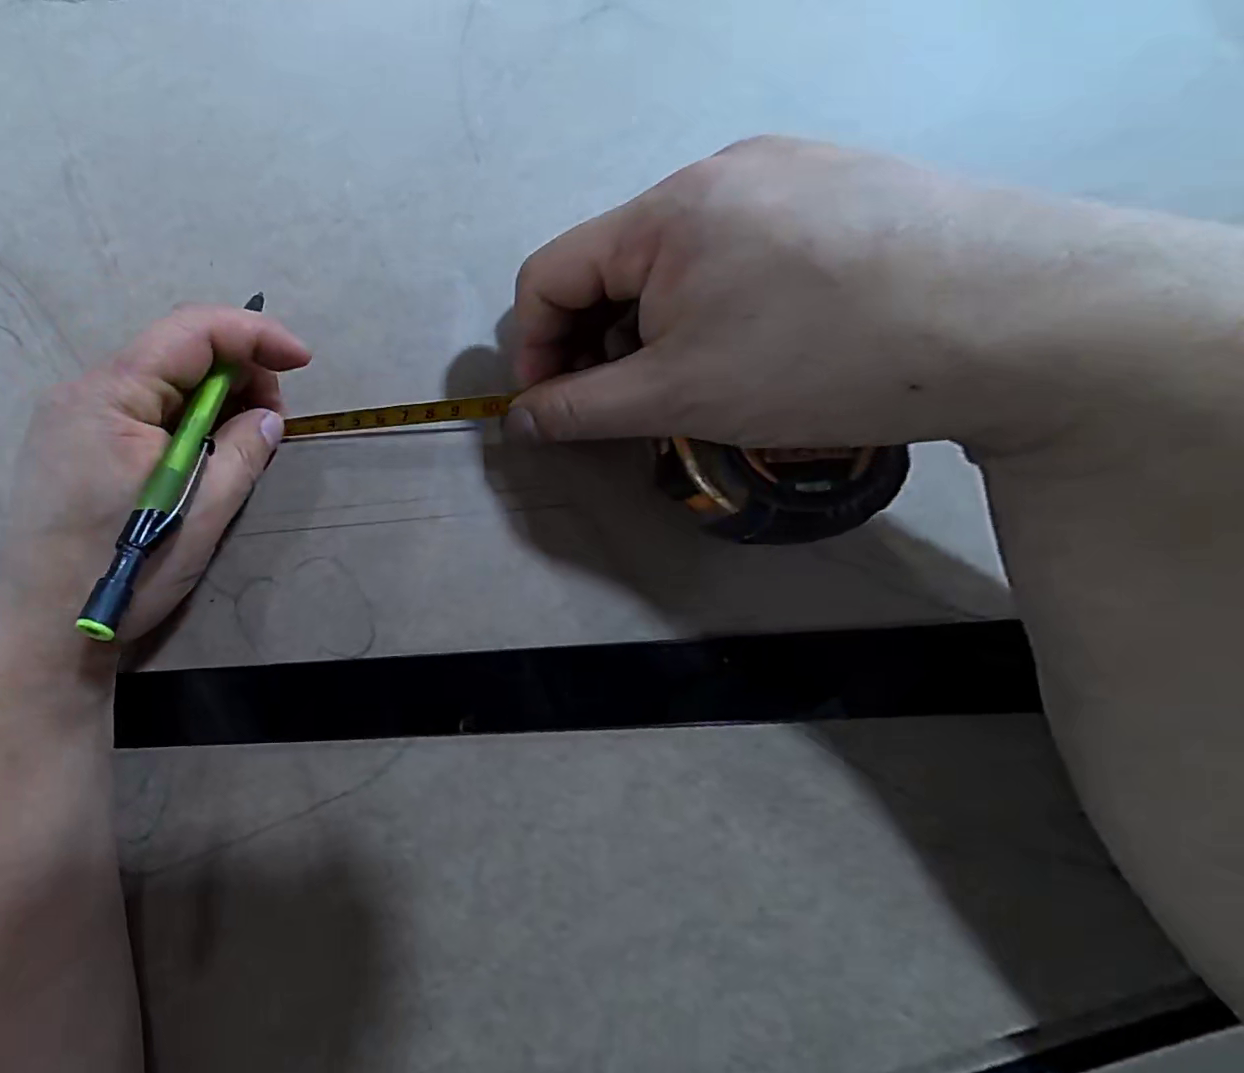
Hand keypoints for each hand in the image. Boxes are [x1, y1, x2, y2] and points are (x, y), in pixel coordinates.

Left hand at [0, 306, 310, 658]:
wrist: (41, 629)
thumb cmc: (123, 571)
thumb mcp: (200, 514)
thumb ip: (241, 454)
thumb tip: (268, 418)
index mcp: (109, 396)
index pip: (191, 331)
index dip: (255, 333)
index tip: (301, 360)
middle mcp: (82, 392)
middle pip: (174, 353)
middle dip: (236, 374)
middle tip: (271, 422)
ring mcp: (70, 419)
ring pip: (158, 385)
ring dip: (210, 402)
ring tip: (238, 446)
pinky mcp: (70, 446)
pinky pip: (138, 413)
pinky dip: (180, 422)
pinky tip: (197, 457)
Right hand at [507, 136, 1185, 457]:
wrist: (1035, 323)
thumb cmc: (821, 359)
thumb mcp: (674, 396)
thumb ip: (577, 410)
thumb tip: (518, 421)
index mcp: (666, 211)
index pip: (547, 275)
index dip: (532, 347)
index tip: (553, 406)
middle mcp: (716, 173)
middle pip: (606, 266)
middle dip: (594, 340)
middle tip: (626, 398)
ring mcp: (782, 171)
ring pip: (665, 260)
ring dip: (648, 325)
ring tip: (691, 373)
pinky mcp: (832, 187)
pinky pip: (728, 245)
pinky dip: (706, 300)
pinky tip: (750, 336)